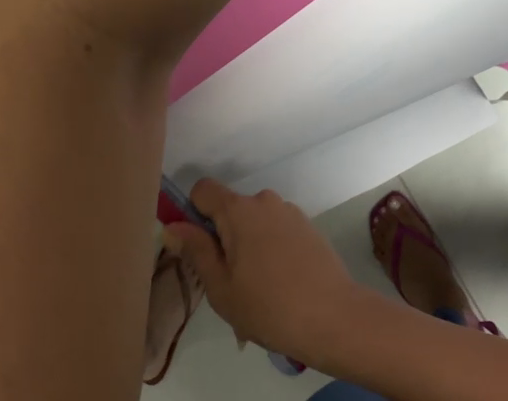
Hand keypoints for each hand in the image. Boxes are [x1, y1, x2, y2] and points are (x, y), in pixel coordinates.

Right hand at [163, 180, 366, 363]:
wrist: (335, 318)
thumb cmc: (269, 306)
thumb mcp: (221, 286)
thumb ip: (196, 250)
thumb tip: (172, 226)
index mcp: (238, 210)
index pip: (203, 189)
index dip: (193, 213)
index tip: (199, 248)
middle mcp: (264, 201)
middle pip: (230, 209)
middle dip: (224, 238)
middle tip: (229, 283)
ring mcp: (290, 212)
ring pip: (255, 223)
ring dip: (249, 247)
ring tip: (258, 292)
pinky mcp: (308, 227)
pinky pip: (276, 231)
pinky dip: (271, 251)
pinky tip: (281, 287)